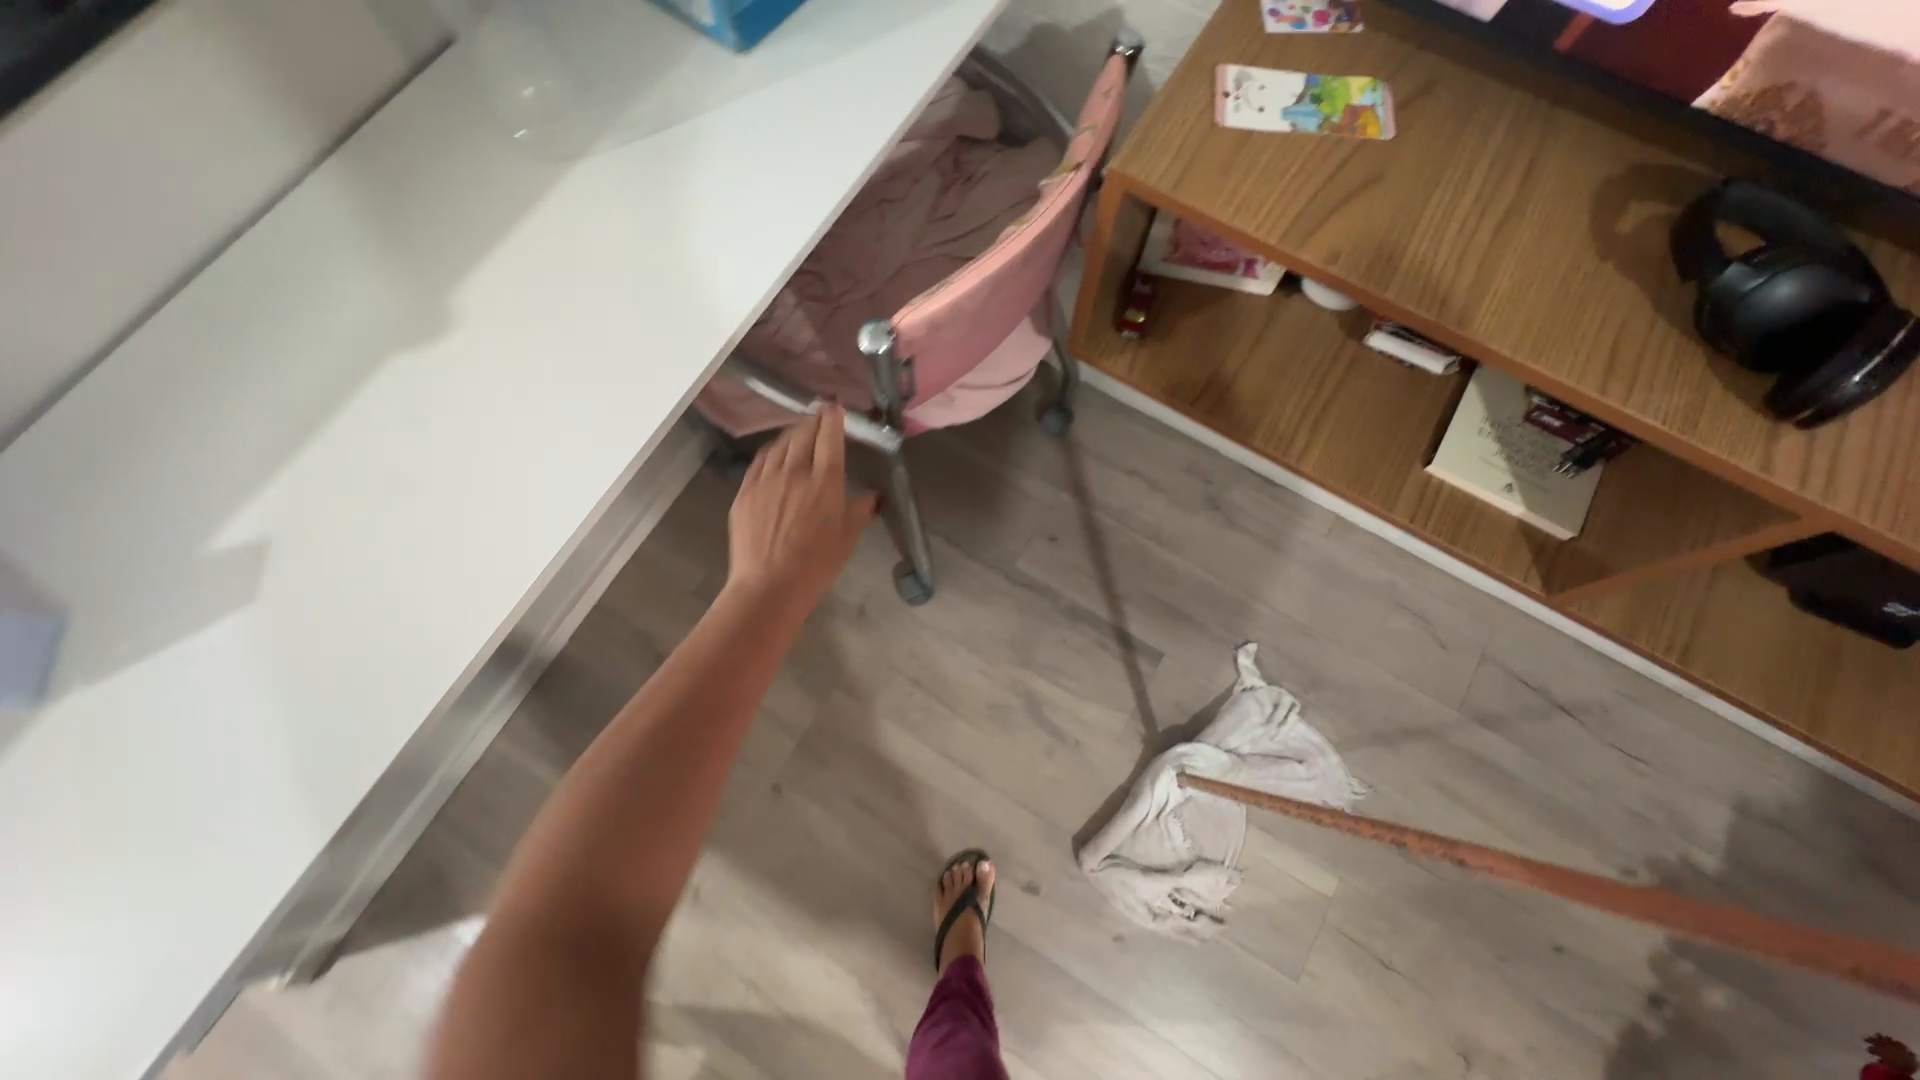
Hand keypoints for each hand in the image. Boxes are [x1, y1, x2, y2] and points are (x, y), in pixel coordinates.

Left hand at [726, 406, 879, 608]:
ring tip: (798, 430)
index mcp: (826, 482)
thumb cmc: (816, 566)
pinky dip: (771, 451)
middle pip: (804, 434)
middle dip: (813, 419)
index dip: (833, 419)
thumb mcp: (847, 539)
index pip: (830, 438)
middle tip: (819, 413)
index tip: (835, 408)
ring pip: (780, 444)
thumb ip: (859, 512)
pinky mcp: (745, 492)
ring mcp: (766, 480)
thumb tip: (872, 497)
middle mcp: (796, 472)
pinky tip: (774, 453)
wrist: (769, 585)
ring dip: (792, 433)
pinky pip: (760, 461)